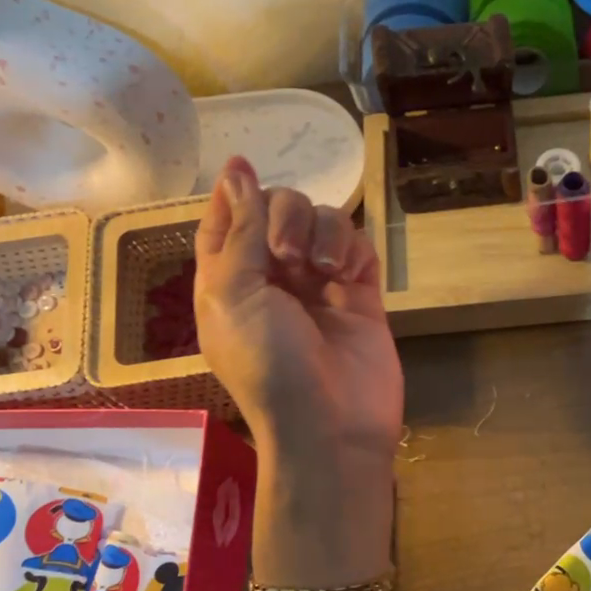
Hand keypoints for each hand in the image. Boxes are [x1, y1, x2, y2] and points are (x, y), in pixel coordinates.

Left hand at [193, 157, 403, 467]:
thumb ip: (241, 231)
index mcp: (230, 282)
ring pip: (322, 221)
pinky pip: (358, 246)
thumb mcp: (234, 295)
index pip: (227, 221)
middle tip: (288, 256)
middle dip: (284, 215)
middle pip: (278, 210)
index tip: (244, 166)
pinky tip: (346, 274)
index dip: (234, 193)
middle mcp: (274, 279)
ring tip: (324, 271)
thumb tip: (238, 170)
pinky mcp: (362, 297)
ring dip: (321, 231)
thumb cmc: (269, 364)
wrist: (330, 424)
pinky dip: (352, 246)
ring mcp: (322, 287)